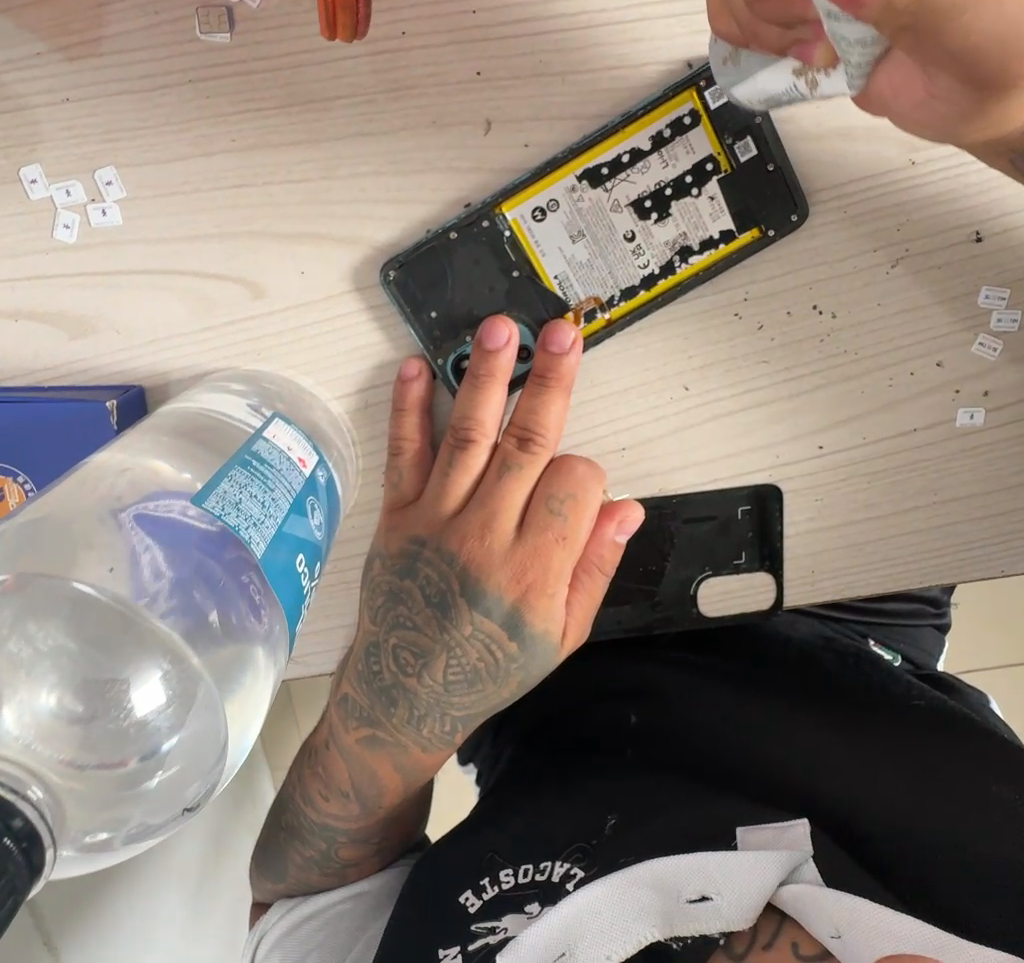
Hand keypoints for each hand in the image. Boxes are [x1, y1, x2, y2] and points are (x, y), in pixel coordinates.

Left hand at [334, 315, 644, 756]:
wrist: (405, 694)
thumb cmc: (489, 669)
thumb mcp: (562, 636)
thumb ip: (594, 568)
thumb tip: (625, 508)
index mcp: (535, 570)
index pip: (576, 483)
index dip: (590, 472)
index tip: (584, 483)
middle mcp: (486, 535)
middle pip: (528, 441)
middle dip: (551, 381)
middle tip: (563, 332)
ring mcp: (436, 519)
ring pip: (468, 434)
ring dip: (486, 376)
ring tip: (499, 329)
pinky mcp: (397, 515)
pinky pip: (404, 453)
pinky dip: (408, 408)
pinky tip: (414, 368)